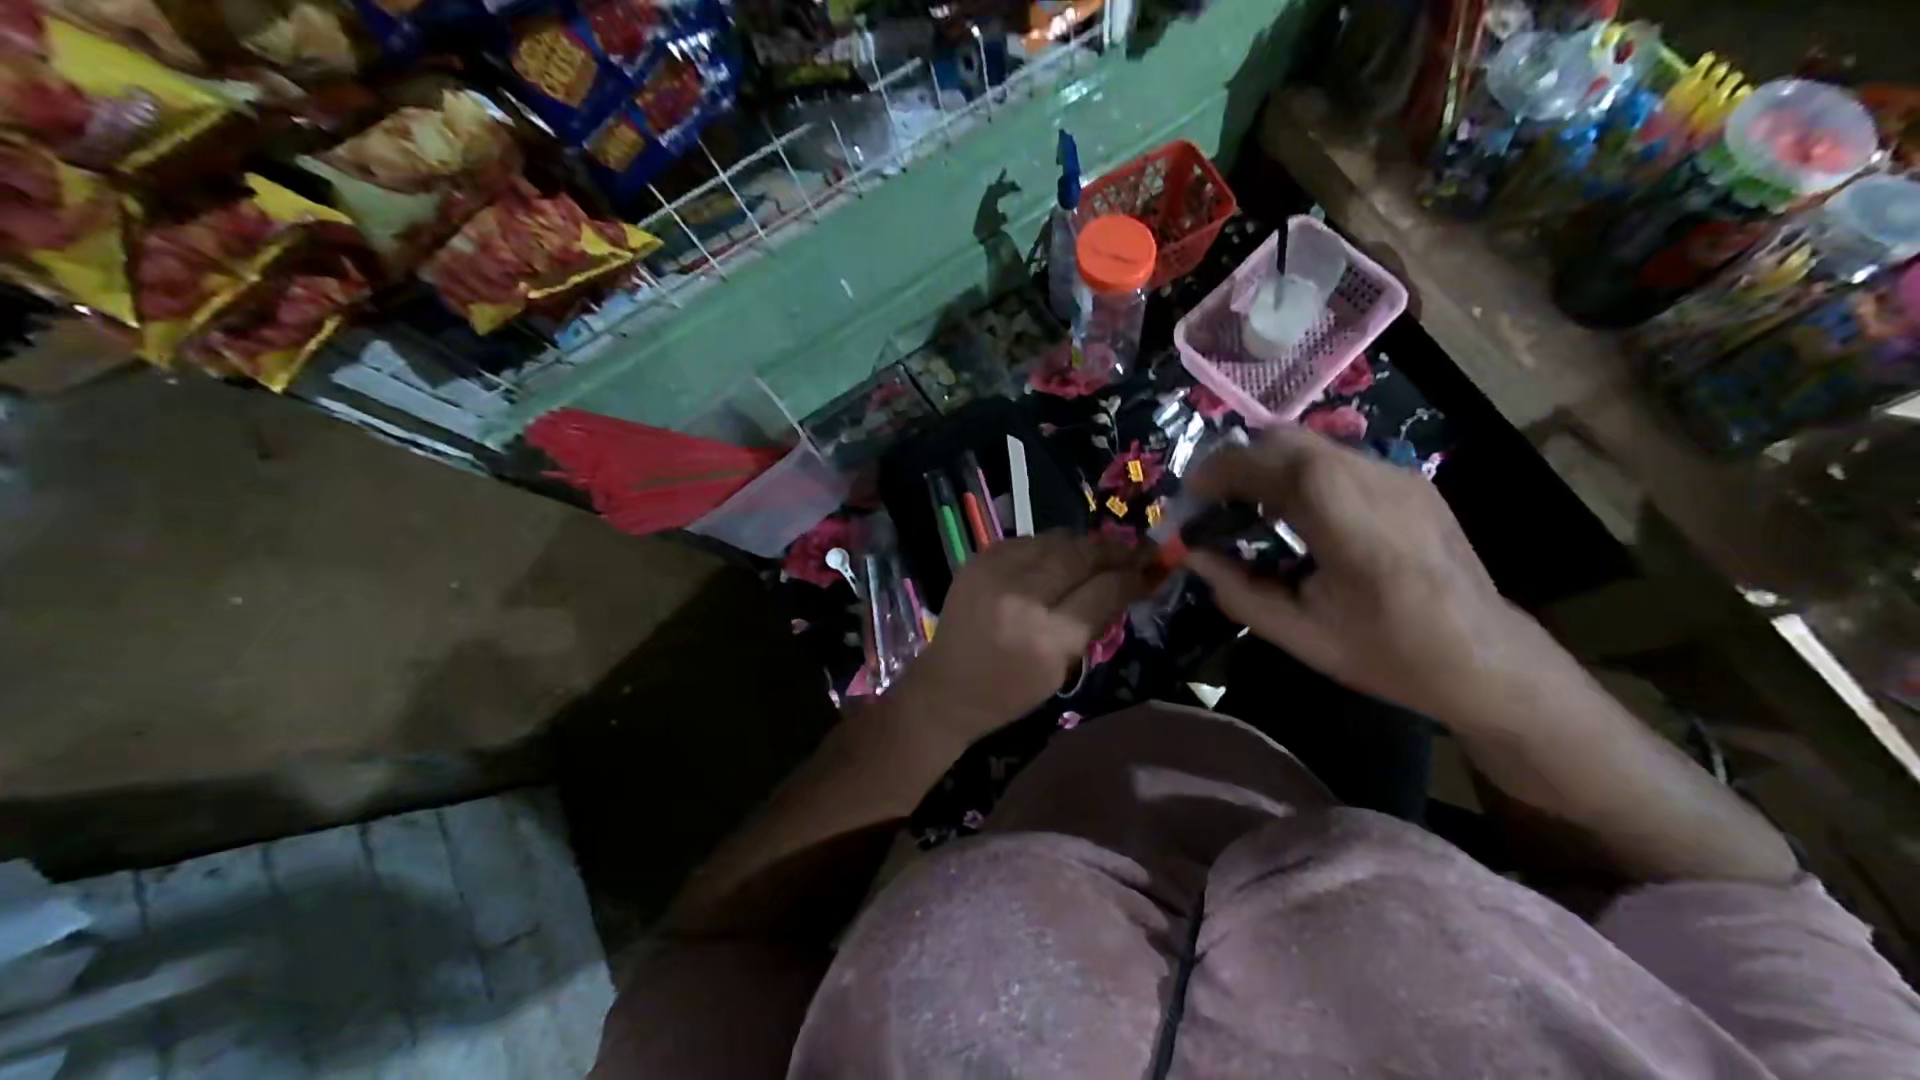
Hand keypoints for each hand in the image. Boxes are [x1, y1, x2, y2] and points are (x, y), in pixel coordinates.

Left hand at [892, 532, 1152, 744]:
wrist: (946, 687)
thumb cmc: (1010, 691)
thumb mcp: (1062, 668)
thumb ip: (1093, 623)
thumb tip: (1124, 583)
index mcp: (1048, 636)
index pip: (1104, 590)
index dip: (1132, 576)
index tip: (1150, 569)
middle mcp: (1022, 596)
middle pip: (1081, 555)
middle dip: (1112, 550)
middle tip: (1133, 550)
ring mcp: (995, 572)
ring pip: (1054, 539)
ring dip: (1081, 544)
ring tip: (1097, 551)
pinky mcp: (978, 559)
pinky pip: (1026, 541)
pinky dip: (1046, 547)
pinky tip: (1056, 556)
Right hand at [1183, 426, 1550, 723]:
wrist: (1486, 658)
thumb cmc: (1386, 651)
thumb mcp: (1298, 633)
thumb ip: (1237, 589)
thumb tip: (1193, 557)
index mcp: (1338, 511)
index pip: (1259, 461)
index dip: (1212, 473)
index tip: (1189, 501)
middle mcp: (1367, 475)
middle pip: (1282, 439)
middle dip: (1236, 463)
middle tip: (1214, 503)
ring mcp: (1394, 473)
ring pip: (1310, 445)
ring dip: (1268, 467)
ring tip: (1252, 511)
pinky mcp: (1409, 481)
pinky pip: (1338, 460)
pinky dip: (1301, 475)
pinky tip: (1300, 518)